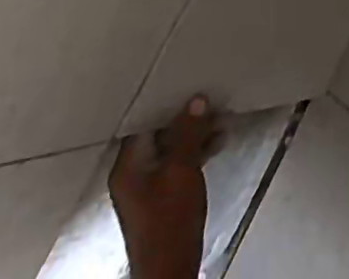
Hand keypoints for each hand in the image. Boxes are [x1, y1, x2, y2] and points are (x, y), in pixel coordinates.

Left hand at [109, 95, 217, 278]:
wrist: (170, 266)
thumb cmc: (170, 218)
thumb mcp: (182, 171)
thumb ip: (188, 135)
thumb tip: (196, 100)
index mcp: (128, 168)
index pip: (143, 125)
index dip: (165, 105)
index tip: (187, 87)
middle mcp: (133, 174)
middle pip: (158, 136)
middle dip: (184, 119)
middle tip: (210, 100)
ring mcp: (148, 186)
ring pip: (170, 149)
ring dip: (193, 134)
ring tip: (220, 118)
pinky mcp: (163, 195)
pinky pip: (178, 162)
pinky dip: (195, 150)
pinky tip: (216, 142)